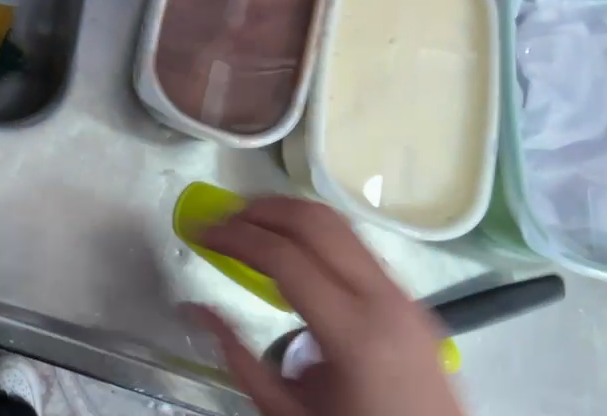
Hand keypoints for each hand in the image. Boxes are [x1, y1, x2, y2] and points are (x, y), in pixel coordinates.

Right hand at [188, 197, 462, 415]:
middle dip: (259, 211)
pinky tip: (290, 249)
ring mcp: (405, 297)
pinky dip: (315, 233)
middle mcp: (385, 301)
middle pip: (313, 222)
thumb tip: (194, 308)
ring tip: (250, 226)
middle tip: (222, 221)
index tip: (199, 232)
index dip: (232, 235)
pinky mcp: (411, 300)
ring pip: (339, 222)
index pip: (282, 255)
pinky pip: (357, 245)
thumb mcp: (288, 413)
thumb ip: (239, 356)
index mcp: (353, 334)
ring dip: (287, 214)